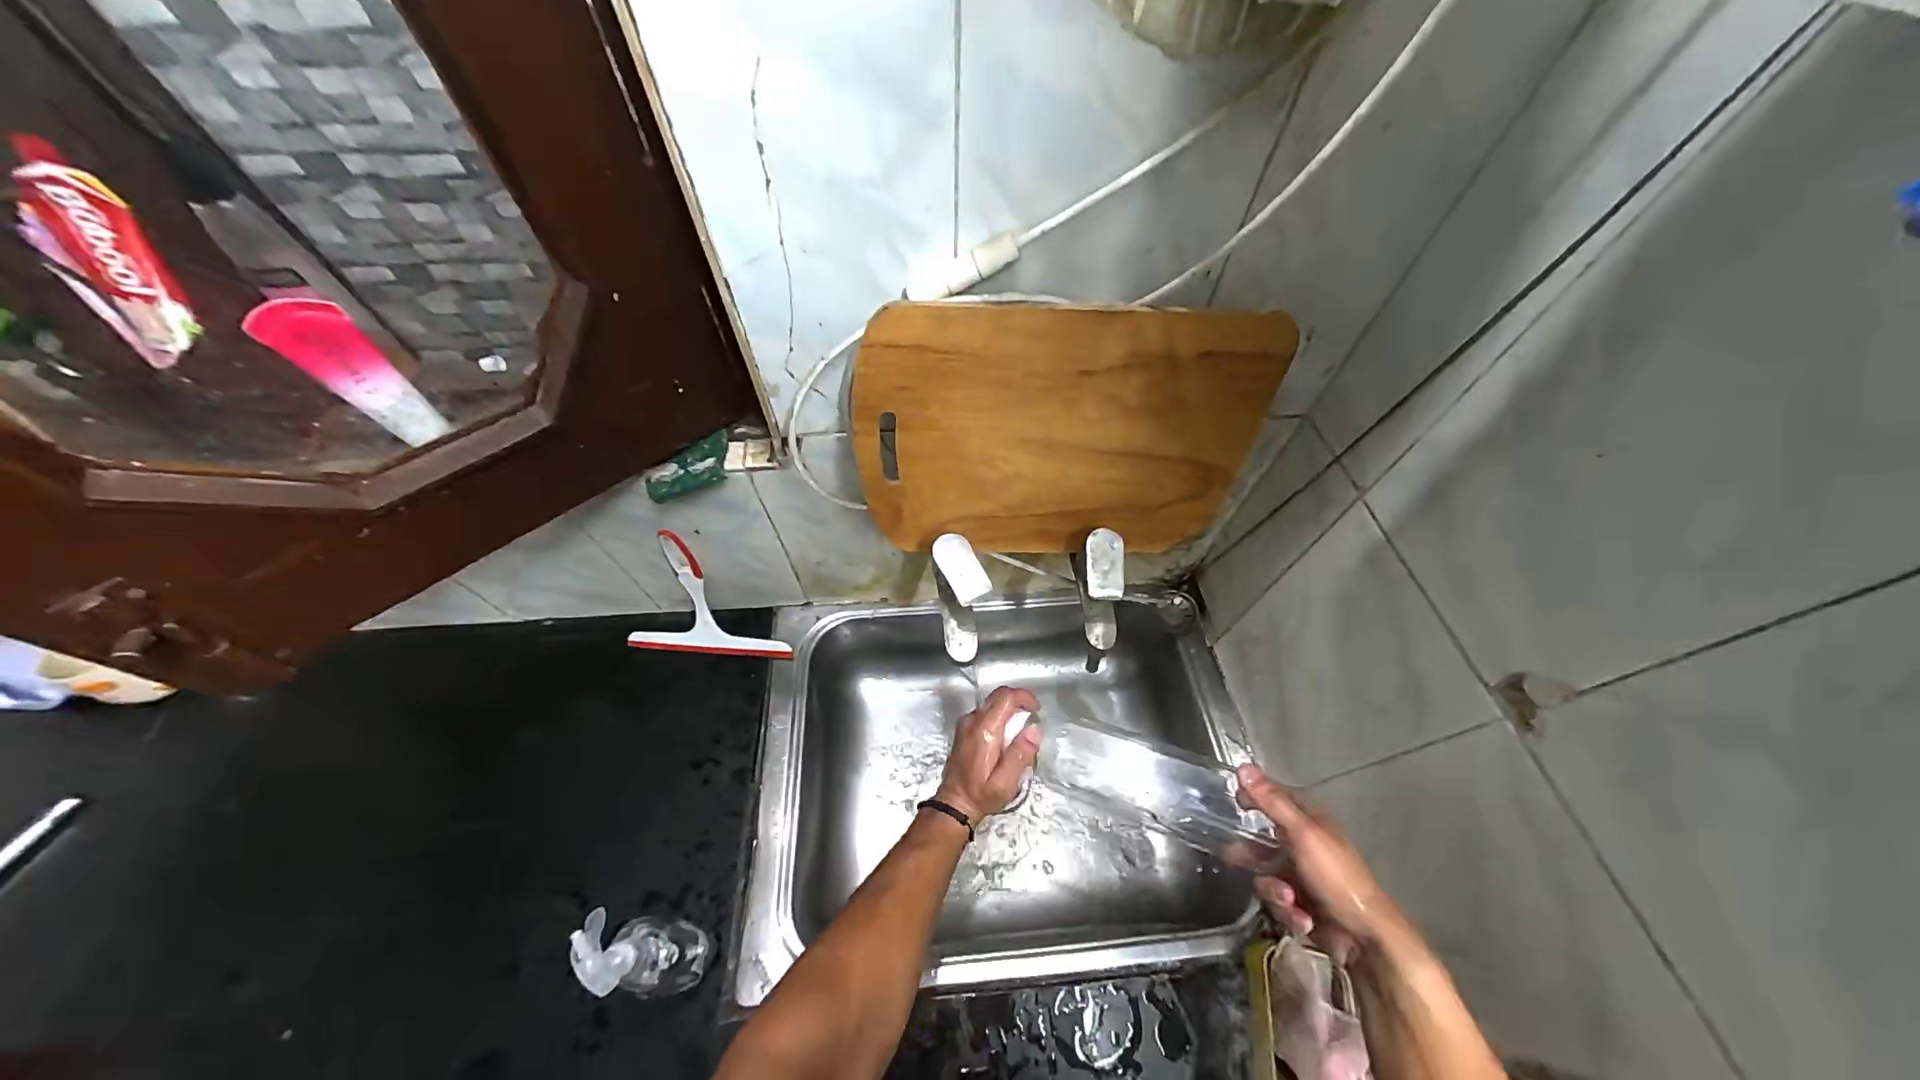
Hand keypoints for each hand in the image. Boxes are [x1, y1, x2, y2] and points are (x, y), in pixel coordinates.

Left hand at [933, 687, 1042, 821]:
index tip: (1037, 709)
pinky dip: (999, 715)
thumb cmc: (981, 795)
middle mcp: (972, 721)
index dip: (1024, 697)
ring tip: (1022, 729)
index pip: (1005, 698)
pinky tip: (1006, 736)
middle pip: (997, 695)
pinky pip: (985, 712)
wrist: (954, 803)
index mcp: (984, 731)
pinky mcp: (964, 729)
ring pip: (991, 703)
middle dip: (1019, 700)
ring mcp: (966, 724)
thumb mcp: (1005, 782)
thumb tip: (1035, 729)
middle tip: (1033, 716)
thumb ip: (1021, 754)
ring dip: (1009, 708)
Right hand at [1236, 764, 1405, 957]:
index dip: (1253, 798)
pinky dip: (1288, 911)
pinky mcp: (1300, 903)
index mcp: (1309, 821)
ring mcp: (1300, 875)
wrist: (1366, 938)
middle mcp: (1303, 845)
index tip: (1234, 804)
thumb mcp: (1303, 834)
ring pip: (1264, 874)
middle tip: (1235, 859)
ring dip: (1274, 890)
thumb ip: (1272, 802)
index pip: (1273, 798)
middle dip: (1250, 856)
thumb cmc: (1337, 878)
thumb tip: (1243, 766)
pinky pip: (1277, 900)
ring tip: (1289, 899)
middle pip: (1259, 840)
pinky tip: (1303, 918)